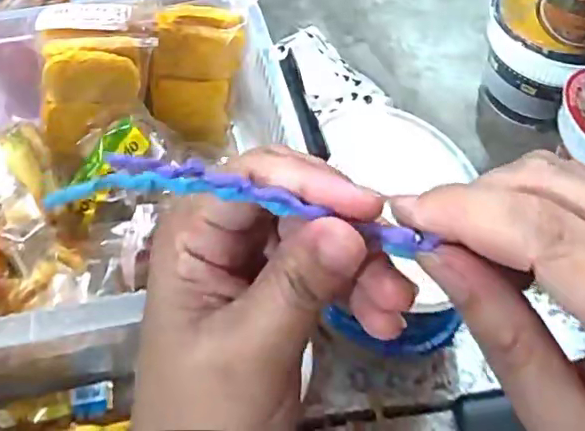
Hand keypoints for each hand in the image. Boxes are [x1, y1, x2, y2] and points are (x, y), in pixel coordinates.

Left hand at [132, 146, 417, 430]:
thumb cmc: (202, 415)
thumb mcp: (248, 351)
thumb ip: (296, 285)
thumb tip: (347, 226)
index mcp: (192, 229)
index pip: (251, 177)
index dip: (309, 181)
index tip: (367, 207)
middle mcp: (221, 229)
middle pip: (291, 198)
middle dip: (343, 226)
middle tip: (391, 261)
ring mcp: (250, 255)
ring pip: (315, 230)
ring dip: (360, 262)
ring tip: (392, 307)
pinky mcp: (276, 283)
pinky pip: (323, 265)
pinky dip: (356, 285)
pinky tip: (382, 317)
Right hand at [393, 152, 584, 430]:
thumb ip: (506, 339)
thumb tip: (435, 250)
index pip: (551, 235)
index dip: (466, 211)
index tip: (404, 212)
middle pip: (559, 188)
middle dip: (477, 197)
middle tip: (425, 228)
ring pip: (572, 179)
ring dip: (503, 195)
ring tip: (463, 238)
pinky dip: (535, 205)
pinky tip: (510, 242)